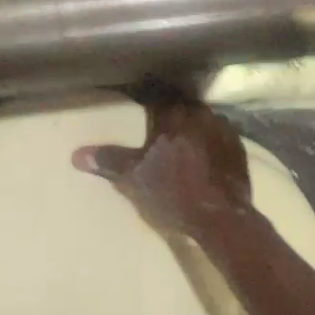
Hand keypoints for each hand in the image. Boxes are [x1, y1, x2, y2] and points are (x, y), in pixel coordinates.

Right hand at [72, 98, 253, 237]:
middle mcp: (198, 113)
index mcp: (171, 114)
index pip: (155, 95)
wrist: (222, 219)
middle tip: (158, 126)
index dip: (146, 99)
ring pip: (202, 119)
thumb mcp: (133, 178)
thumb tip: (76, 155)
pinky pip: (220, 136)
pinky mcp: (239, 148)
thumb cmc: (173, 193)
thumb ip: (107, 161)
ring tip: (182, 141)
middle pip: (180, 106)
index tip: (139, 104)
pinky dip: (210, 142)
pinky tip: (204, 156)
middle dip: (170, 113)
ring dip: (192, 126)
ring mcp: (223, 129)